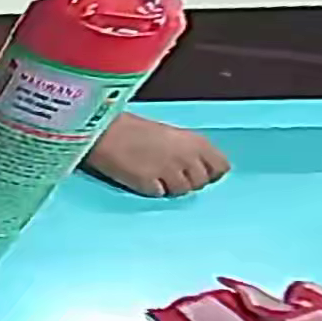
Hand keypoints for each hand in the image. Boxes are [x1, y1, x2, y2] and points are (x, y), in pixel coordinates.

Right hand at [85, 114, 229, 197]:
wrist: (101, 131)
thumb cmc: (129, 128)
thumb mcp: (169, 134)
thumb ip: (185, 149)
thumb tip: (188, 164)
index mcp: (197, 143)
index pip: (220, 168)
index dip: (208, 173)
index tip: (193, 173)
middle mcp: (188, 158)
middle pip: (200, 182)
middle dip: (187, 181)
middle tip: (170, 178)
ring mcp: (168, 171)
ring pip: (180, 190)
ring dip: (169, 188)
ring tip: (155, 180)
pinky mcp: (147, 182)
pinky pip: (158, 193)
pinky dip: (151, 190)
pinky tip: (141, 181)